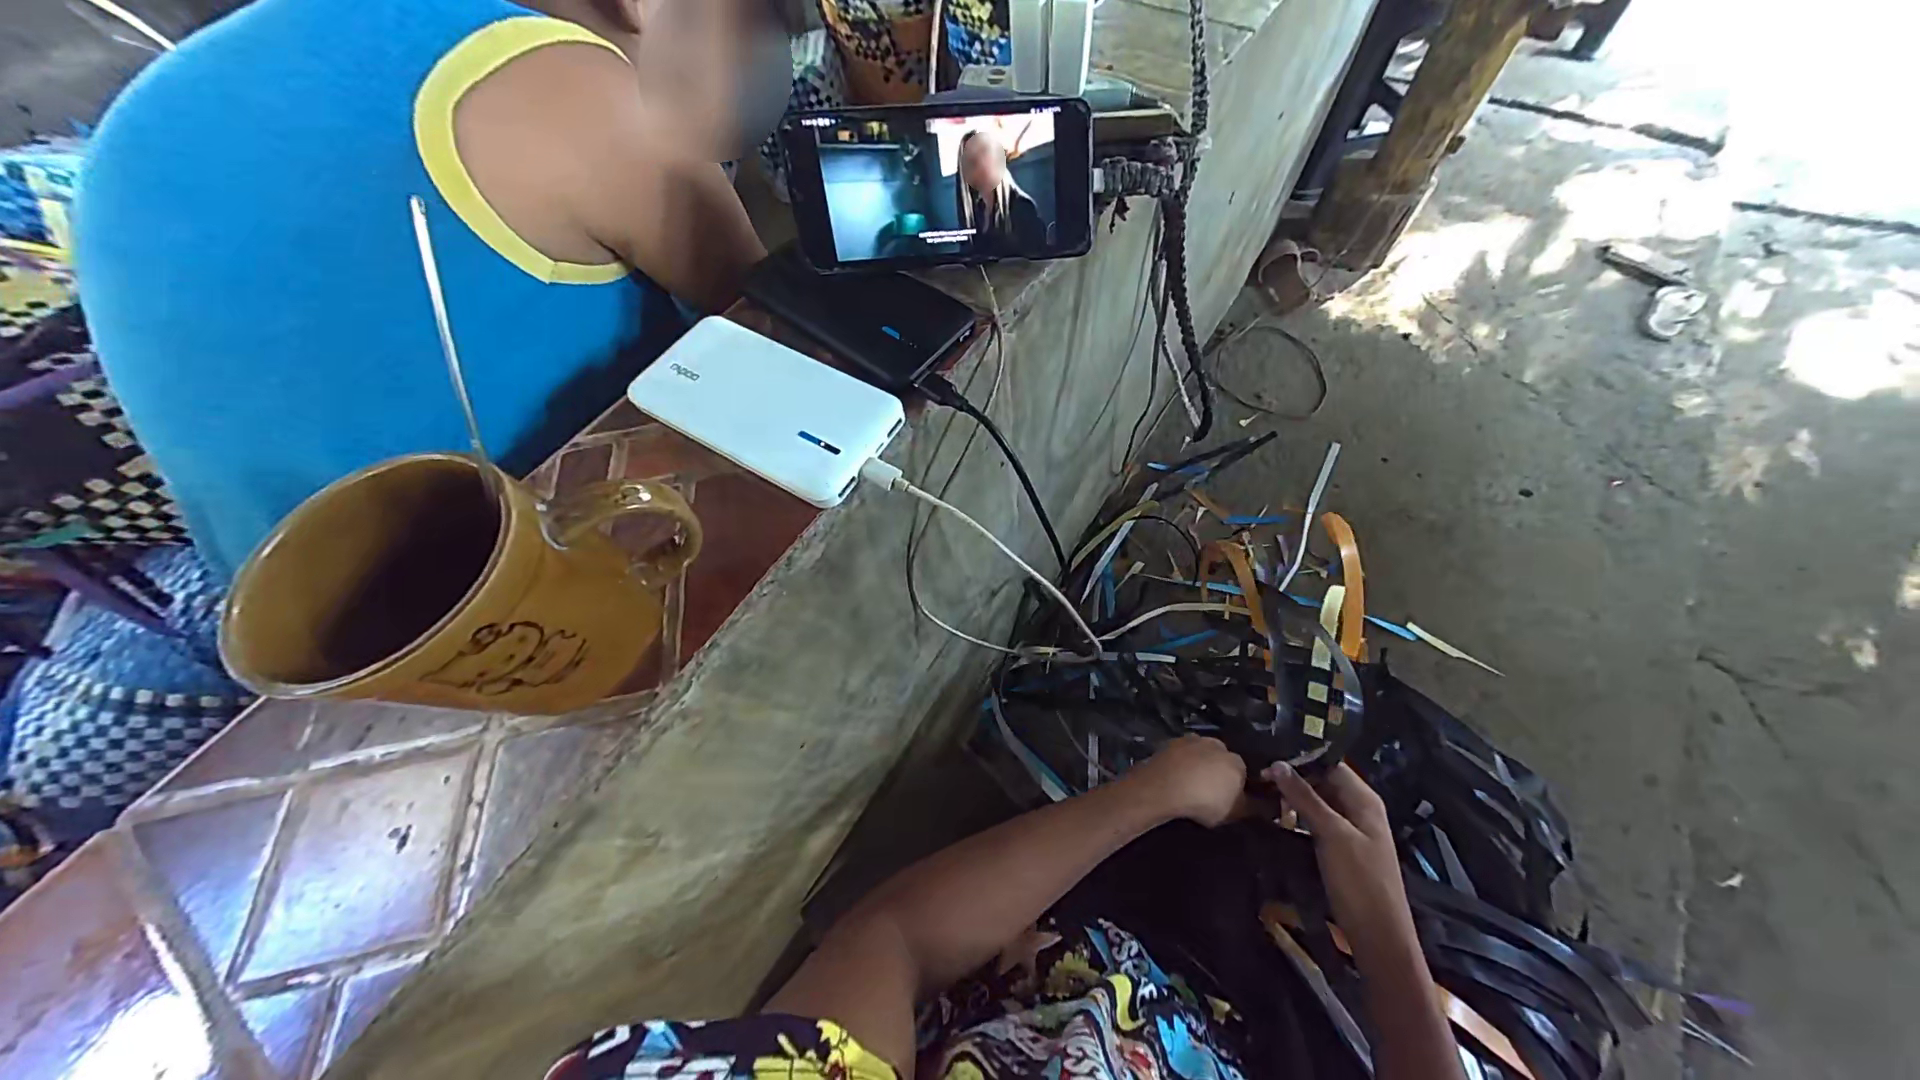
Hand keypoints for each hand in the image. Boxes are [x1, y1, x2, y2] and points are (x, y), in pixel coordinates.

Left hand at [1127, 736, 1246, 826]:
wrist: (1164, 787)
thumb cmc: (1204, 801)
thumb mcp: (1235, 812)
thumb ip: (1251, 806)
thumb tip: (1262, 804)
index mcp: (1236, 761)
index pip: (1242, 772)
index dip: (1235, 786)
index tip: (1227, 798)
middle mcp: (1216, 744)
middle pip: (1220, 760)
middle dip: (1216, 771)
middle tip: (1207, 790)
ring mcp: (1191, 740)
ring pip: (1199, 754)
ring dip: (1197, 765)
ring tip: (1188, 784)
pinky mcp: (1170, 742)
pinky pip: (1180, 755)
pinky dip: (1179, 763)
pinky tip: (1174, 776)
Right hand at [1264, 762, 1417, 957]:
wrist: (1377, 935)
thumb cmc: (1359, 881)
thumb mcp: (1331, 834)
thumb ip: (1305, 798)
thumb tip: (1278, 763)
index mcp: (1363, 800)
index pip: (1329, 763)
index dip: (1300, 758)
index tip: (1267, 754)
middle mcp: (1357, 808)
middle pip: (1321, 780)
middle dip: (1292, 775)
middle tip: (1256, 772)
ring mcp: (1347, 828)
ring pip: (1315, 800)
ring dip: (1291, 795)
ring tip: (1258, 788)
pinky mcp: (1337, 846)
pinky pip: (1313, 819)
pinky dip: (1295, 814)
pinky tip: (1272, 813)